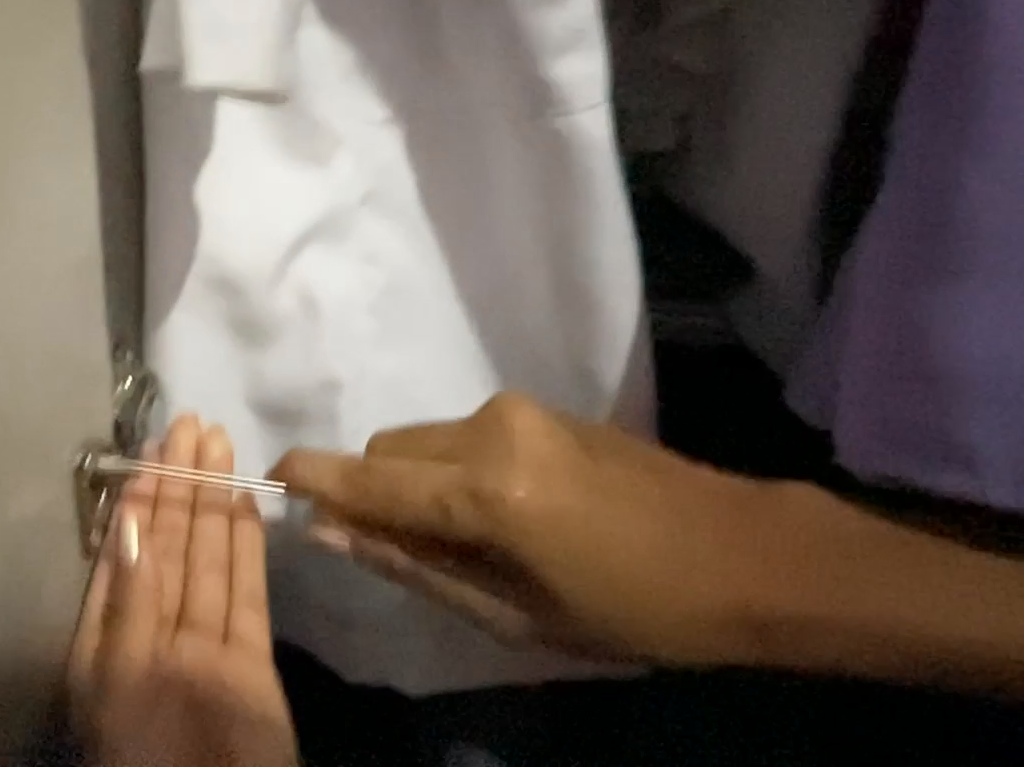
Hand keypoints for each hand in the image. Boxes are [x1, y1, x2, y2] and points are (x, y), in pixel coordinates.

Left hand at [68, 417, 296, 766]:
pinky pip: (246, 594)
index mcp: (109, 636)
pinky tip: (243, 502)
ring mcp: (204, 645)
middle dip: (180, 484)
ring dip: (214, 500)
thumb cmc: (142, 756)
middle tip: (190, 424)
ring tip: (219, 445)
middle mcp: (154, 630)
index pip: (125, 548)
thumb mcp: (120, 678)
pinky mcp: (249, 662)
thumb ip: (130, 598)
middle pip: (170, 543)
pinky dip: (246, 547)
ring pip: (208, 558)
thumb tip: (130, 521)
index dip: (139, 497)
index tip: (150, 448)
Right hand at [271, 393, 804, 665]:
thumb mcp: (520, 617)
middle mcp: (486, 430)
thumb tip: (331, 535)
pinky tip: (498, 507)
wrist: (752, 553)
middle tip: (395, 544)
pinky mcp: (530, 405)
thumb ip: (415, 568)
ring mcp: (511, 409)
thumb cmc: (638, 610)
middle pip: (384, 447)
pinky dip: (445, 467)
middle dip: (371, 489)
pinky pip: (454, 432)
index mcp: (487, 492)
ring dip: (411, 479)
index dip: (313, 476)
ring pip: (417, 438)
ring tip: (463, 533)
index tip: (271, 479)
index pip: (369, 476)